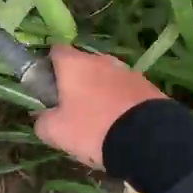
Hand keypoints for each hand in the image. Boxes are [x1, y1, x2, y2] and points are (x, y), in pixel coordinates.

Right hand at [32, 45, 164, 169]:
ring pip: (107, 78)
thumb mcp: (57, 132)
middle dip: (78, 82)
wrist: (151, 142)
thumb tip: (41, 118)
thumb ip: (42, 122)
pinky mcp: (150, 87)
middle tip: (75, 108)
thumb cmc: (94, 128)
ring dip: (103, 92)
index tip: (50, 87)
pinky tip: (125, 126)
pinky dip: (124, 103)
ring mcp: (127, 72)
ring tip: (104, 121)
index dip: (50, 66)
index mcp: (73, 63)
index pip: (55, 50)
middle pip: (83, 64)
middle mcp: (100, 59)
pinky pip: (128, 91)